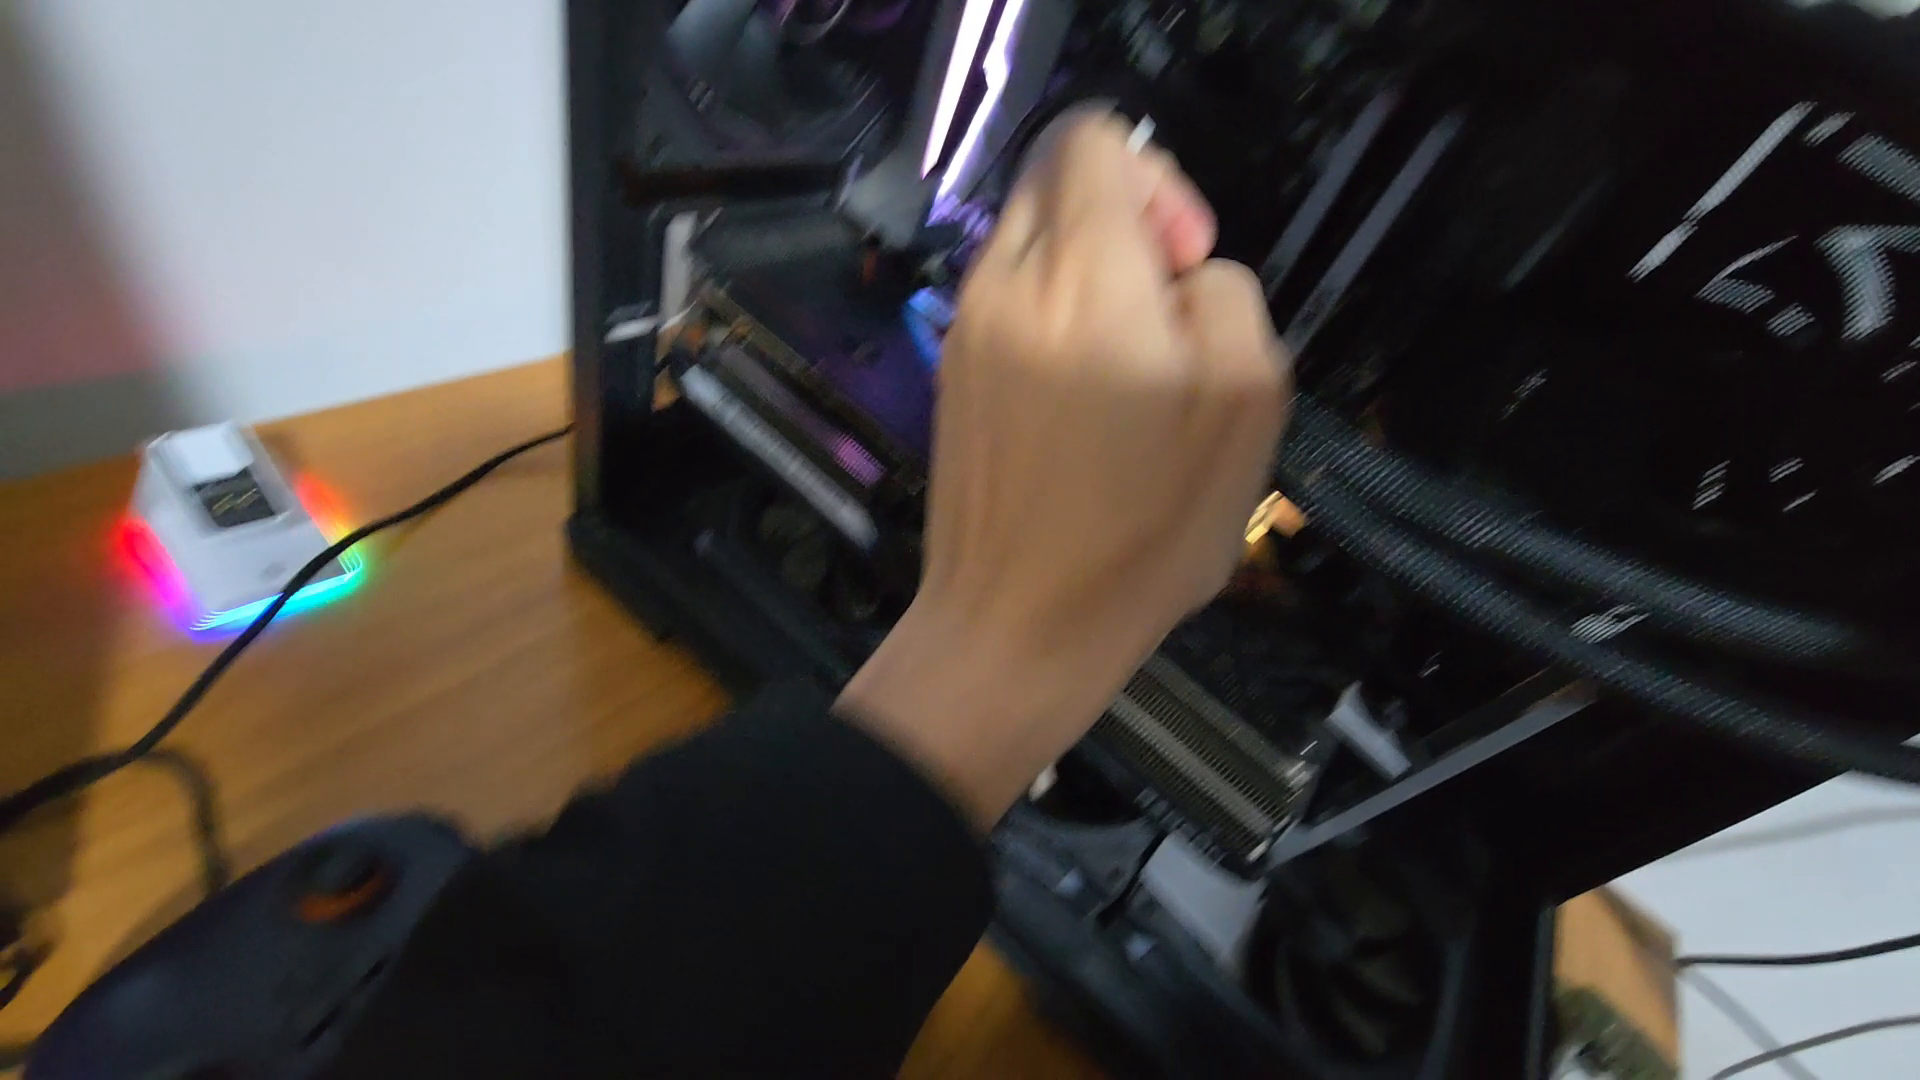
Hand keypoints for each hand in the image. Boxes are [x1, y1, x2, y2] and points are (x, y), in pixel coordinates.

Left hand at [837, 113, 1292, 828]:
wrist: (1014, 626)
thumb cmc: (1138, 538)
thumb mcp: (1244, 408)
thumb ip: (1225, 298)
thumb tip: (1180, 272)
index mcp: (1083, 281)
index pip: (1094, 142)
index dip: (1157, 181)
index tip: (1182, 263)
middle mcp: (1004, 286)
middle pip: (1060, 185)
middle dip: (1124, 226)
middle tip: (1160, 319)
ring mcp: (964, 330)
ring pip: (1034, 247)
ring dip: (1091, 282)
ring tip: (1123, 376)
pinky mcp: (949, 373)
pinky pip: (1010, 305)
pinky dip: (1053, 322)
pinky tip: (1077, 406)